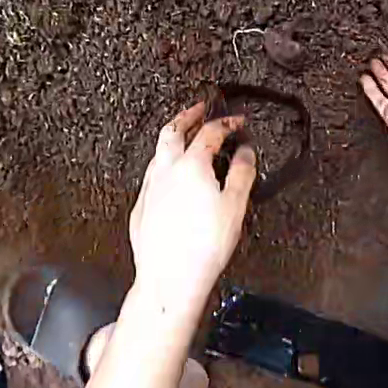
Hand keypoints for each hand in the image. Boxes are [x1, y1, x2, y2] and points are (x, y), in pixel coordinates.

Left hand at [128, 101, 256, 311]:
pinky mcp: (141, 206)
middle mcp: (166, 171)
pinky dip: (164, 163)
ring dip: (173, 137)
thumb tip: (246, 152)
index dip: (226, 122)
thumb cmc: (202, 247)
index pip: (210, 131)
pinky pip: (151, 173)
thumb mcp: (235, 205)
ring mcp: (150, 188)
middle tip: (199, 108)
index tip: (237, 122)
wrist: (170, 279)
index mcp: (191, 166)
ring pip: (158, 151)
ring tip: (185, 136)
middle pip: (173, 130)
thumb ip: (242, 172)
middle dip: (188, 115)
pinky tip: (171, 174)